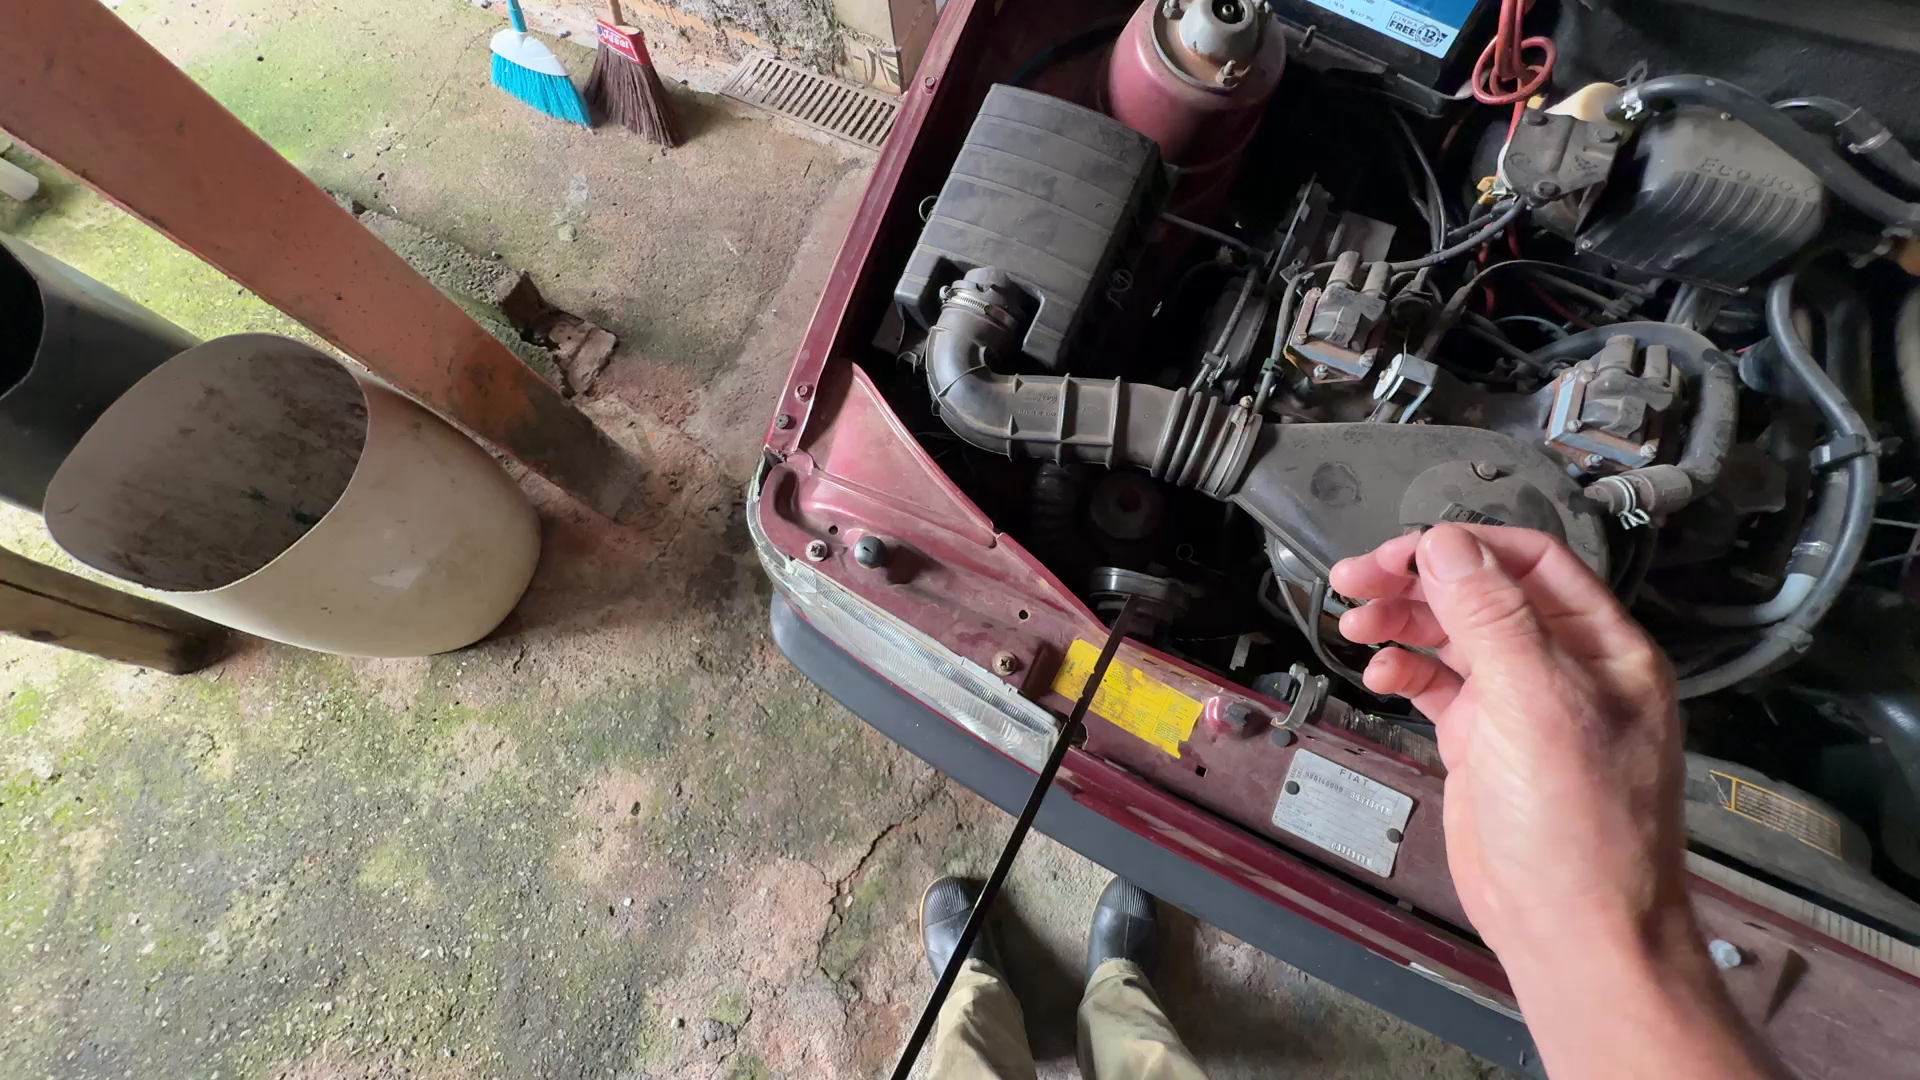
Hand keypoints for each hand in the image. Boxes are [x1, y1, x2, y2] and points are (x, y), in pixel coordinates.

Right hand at [1329, 523, 1682, 950]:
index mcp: (1597, 646)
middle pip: (1474, 593)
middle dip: (1412, 581)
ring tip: (1354, 623)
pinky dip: (1401, 668)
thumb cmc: (1578, 825)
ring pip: (1447, 633)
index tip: (1397, 554)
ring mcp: (1514, 699)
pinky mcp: (1477, 731)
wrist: (1563, 924)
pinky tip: (1380, 674)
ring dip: (1398, 621)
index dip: (1460, 548)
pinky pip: (1432, 679)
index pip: (1527, 562)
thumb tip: (1445, 545)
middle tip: (1352, 580)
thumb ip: (1490, 618)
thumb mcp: (1534, 705)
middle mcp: (1556, 664)